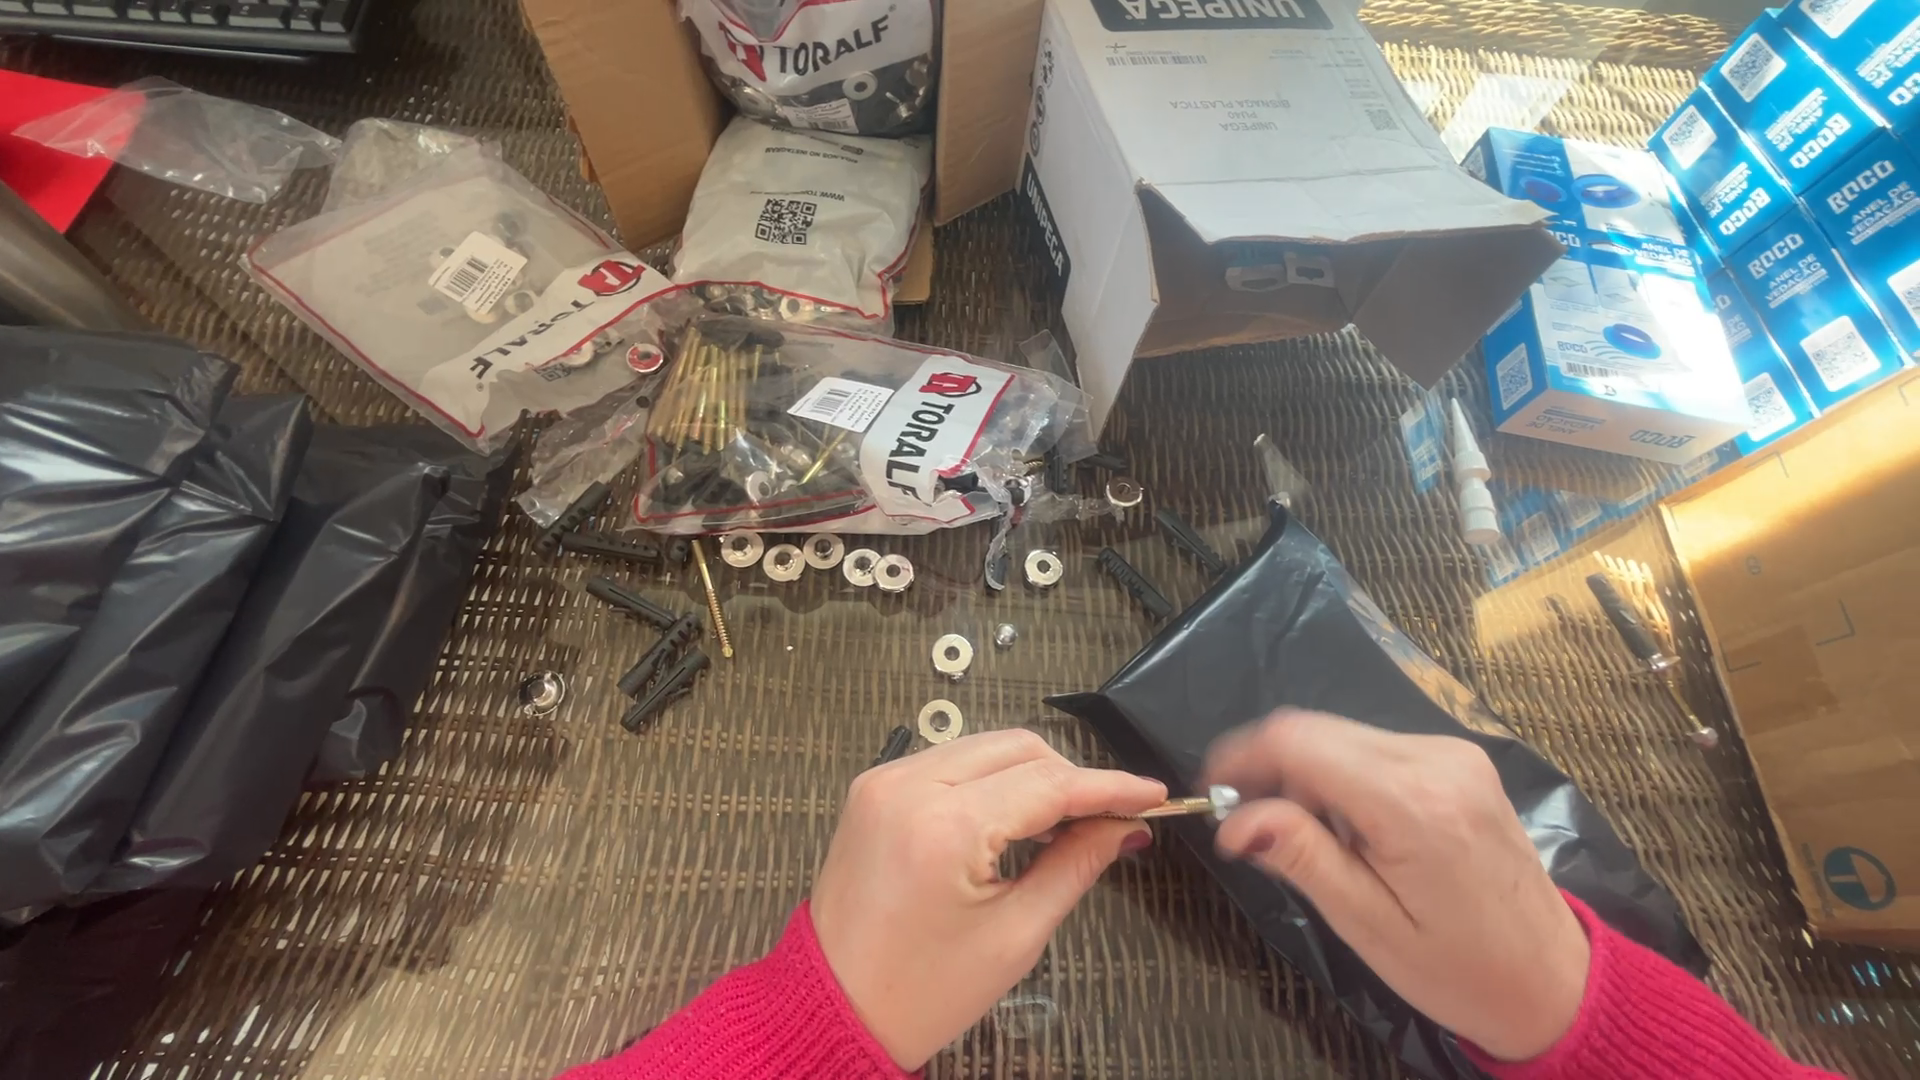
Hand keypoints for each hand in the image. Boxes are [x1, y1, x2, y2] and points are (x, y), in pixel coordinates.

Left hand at [809, 729, 1165, 1069]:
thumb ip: (1076, 864)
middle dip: (1069, 775)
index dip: (1108, 785)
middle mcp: (910, 782)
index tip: (1151, 793)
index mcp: (944, 826)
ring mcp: (886, 775)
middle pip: (1017, 746)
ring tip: (1063, 818)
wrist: (830, 1005)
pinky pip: (951, 759)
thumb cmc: (924, 990)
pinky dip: (990, 776)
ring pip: (985, 745)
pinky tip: (1010, 813)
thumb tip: (1123, 826)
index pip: (1046, 782)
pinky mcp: (876, 782)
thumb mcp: (1015, 935)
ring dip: (1031, 771)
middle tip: (1107, 816)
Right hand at [1203, 710, 1590, 1062]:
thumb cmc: (1458, 970)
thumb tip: (1231, 820)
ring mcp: (1449, 751)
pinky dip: (1335, 773)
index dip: (1240, 755)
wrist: (1559, 982)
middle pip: (1313, 730)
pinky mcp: (1452, 756)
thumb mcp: (1366, 924)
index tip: (1212, 790)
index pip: (1298, 741)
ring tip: (1304, 832)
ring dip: (1301, 772)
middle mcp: (1434, 758)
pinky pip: (1366, 744)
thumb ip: (1299, 856)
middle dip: (1266, 766)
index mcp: (1413, 803)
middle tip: (1247, 818)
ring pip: (1335, 732)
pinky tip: (1343, 820)